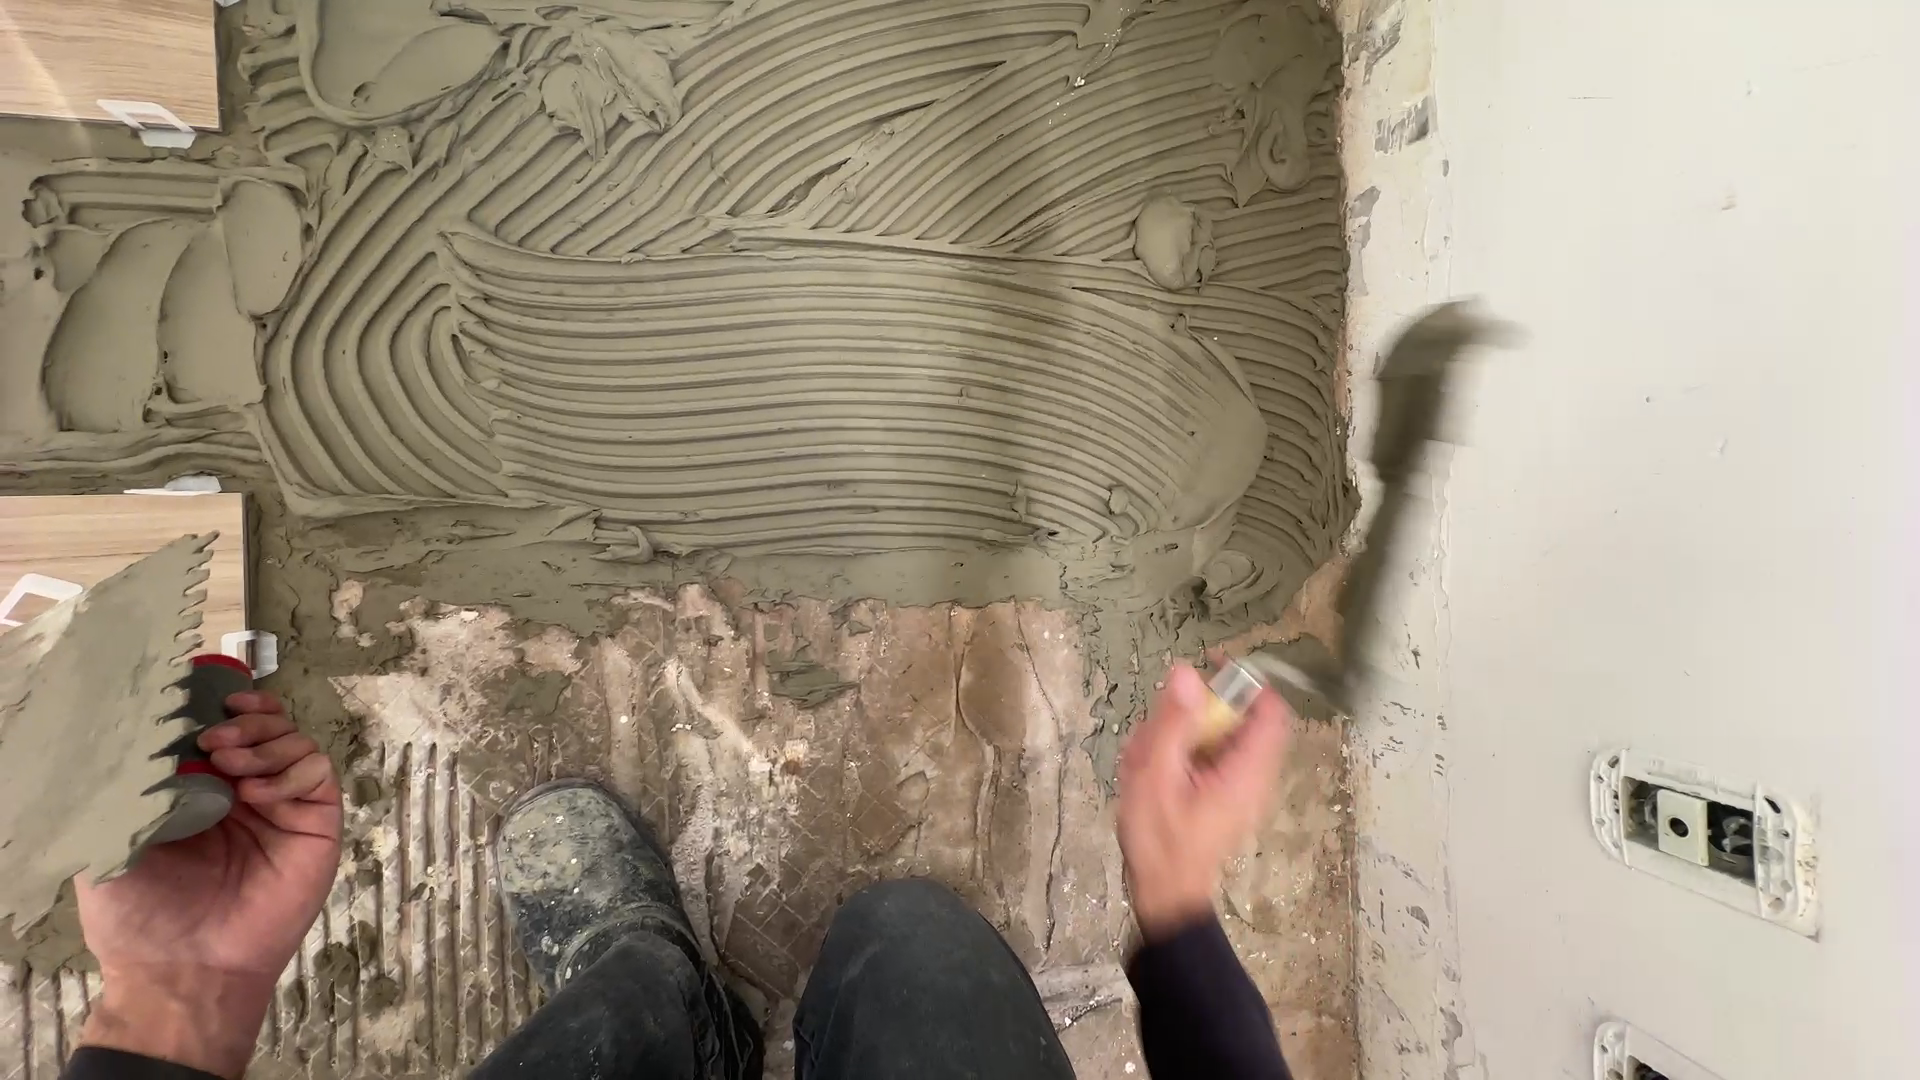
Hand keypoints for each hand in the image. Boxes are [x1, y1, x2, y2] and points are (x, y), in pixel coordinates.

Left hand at [76, 691, 341, 1078]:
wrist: (193, 965)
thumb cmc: (146, 914)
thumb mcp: (111, 853)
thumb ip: (124, 801)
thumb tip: (134, 744)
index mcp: (204, 793)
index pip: (227, 734)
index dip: (227, 710)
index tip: (214, 699)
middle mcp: (250, 790)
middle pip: (270, 729)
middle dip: (250, 722)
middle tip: (217, 736)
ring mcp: (288, 802)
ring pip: (298, 743)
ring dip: (268, 744)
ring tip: (232, 765)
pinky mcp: (319, 817)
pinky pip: (319, 773)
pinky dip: (292, 773)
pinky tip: (259, 795)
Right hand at [1117, 662, 1290, 940]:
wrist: (1164, 896)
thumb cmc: (1160, 840)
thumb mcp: (1156, 776)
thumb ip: (1172, 722)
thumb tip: (1187, 672)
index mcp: (1247, 772)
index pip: (1271, 712)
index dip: (1247, 682)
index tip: (1211, 669)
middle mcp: (1253, 777)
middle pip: (1240, 720)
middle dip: (1198, 711)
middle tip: (1159, 726)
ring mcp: (1239, 788)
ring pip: (1220, 737)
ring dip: (1183, 732)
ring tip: (1147, 752)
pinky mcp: (1223, 796)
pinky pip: (1209, 756)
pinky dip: (1181, 751)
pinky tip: (1152, 768)